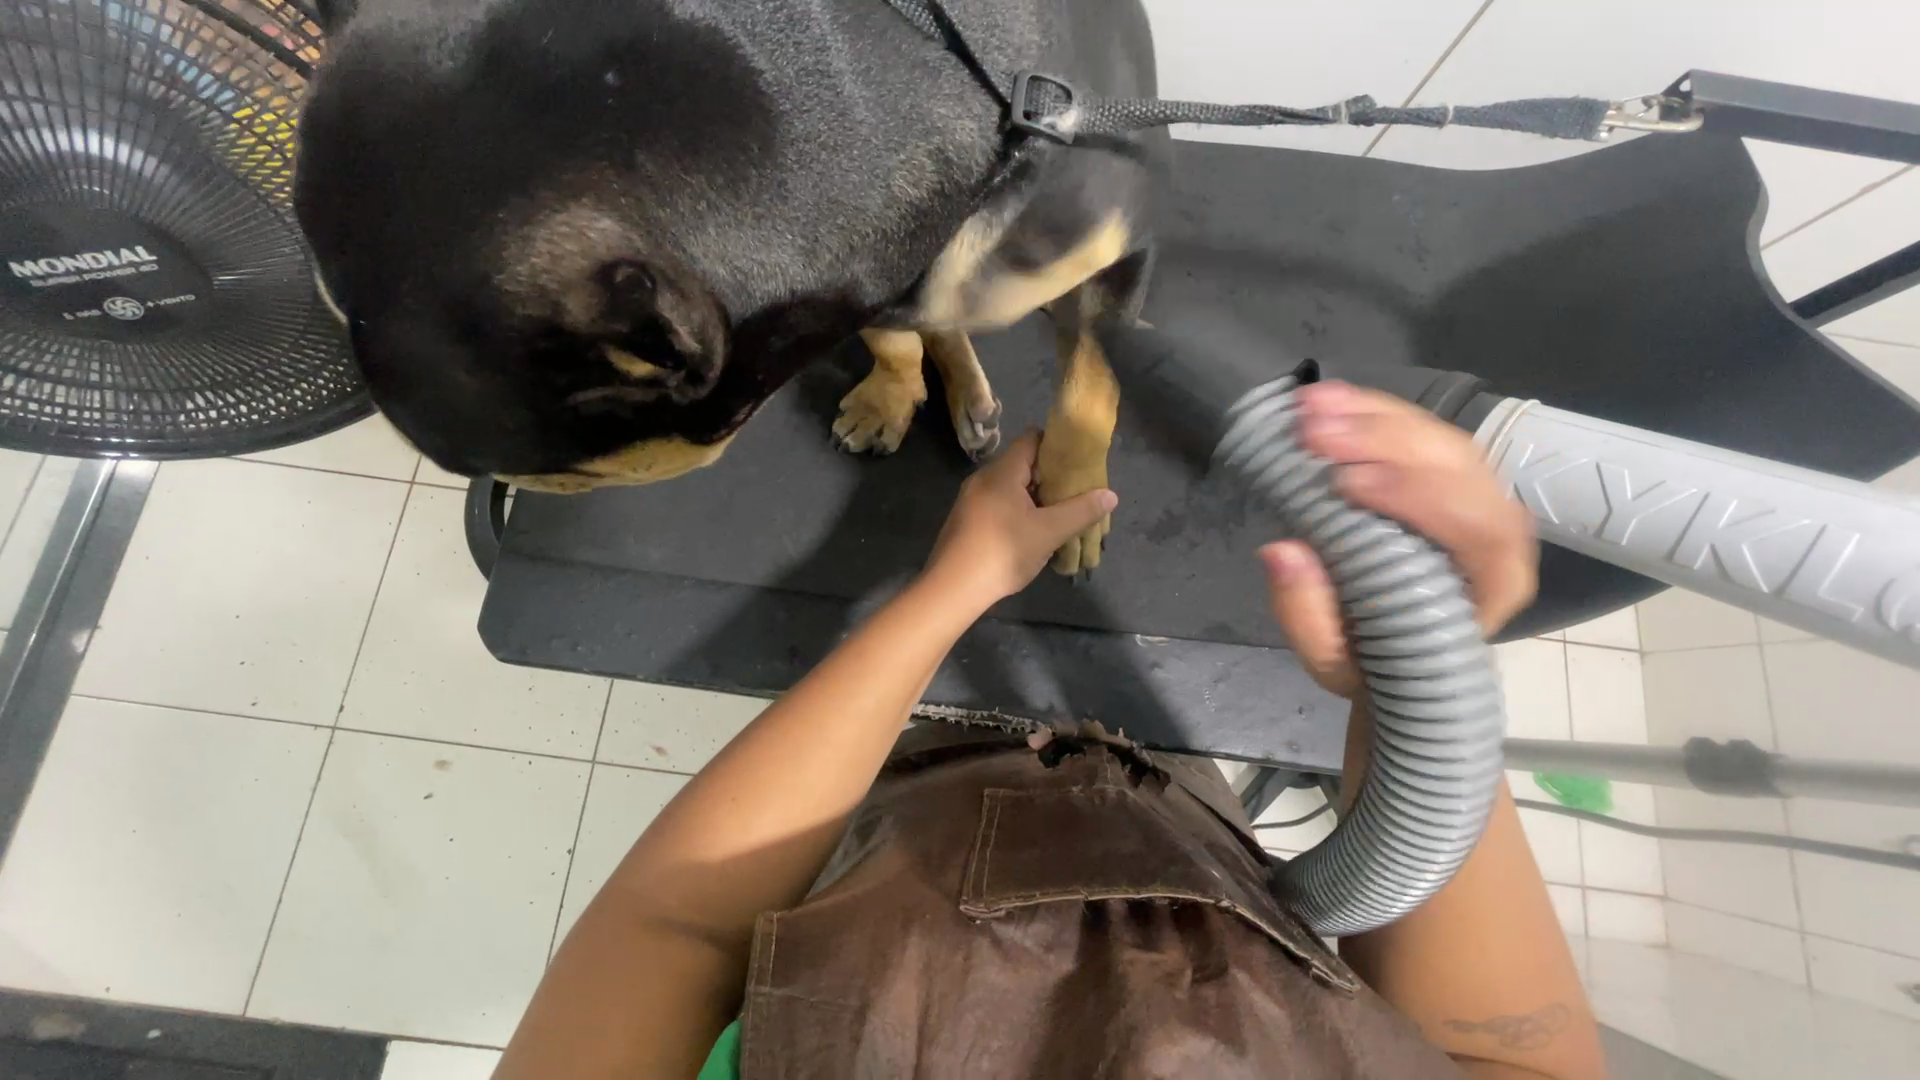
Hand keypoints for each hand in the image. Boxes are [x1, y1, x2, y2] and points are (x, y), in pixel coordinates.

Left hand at [924, 432, 1118, 608]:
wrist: (952, 588)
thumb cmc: (1002, 553)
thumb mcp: (1049, 533)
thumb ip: (1081, 511)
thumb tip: (1110, 495)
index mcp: (1001, 472)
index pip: (1032, 439)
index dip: (1058, 446)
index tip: (1080, 462)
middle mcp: (983, 478)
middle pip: (1023, 464)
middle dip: (1051, 477)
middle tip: (1076, 493)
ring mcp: (971, 500)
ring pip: (1010, 488)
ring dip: (1035, 498)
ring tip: (1060, 515)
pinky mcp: (966, 521)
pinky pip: (998, 505)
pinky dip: (1018, 512)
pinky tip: (1032, 534)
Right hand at [1260, 382, 1536, 699]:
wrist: (1392, 653)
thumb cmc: (1370, 661)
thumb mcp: (1332, 662)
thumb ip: (1308, 616)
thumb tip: (1280, 550)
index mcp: (1490, 585)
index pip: (1478, 529)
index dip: (1417, 497)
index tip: (1345, 483)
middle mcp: (1493, 533)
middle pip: (1460, 469)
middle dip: (1385, 443)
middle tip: (1313, 431)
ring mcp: (1468, 496)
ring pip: (1439, 441)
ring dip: (1373, 417)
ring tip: (1309, 406)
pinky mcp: (1436, 475)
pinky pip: (1416, 430)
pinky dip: (1369, 410)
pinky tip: (1326, 397)